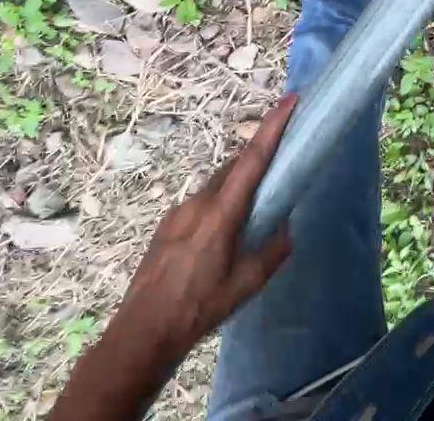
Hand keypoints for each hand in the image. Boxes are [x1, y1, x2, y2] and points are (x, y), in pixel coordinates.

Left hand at [115, 95, 295, 361]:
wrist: (143, 332)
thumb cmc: (201, 307)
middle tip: (279, 163)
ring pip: (216, 184)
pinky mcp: (166, 225)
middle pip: (234, 166)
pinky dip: (218, 203)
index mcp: (222, 212)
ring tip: (251, 208)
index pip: (253, 158)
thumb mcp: (248, 283)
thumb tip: (286, 227)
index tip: (290, 100)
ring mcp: (179, 211)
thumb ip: (274, 250)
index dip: (273, 126)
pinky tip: (220, 234)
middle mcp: (199, 202)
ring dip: (237, 184)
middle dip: (258, 156)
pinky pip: (200, 201)